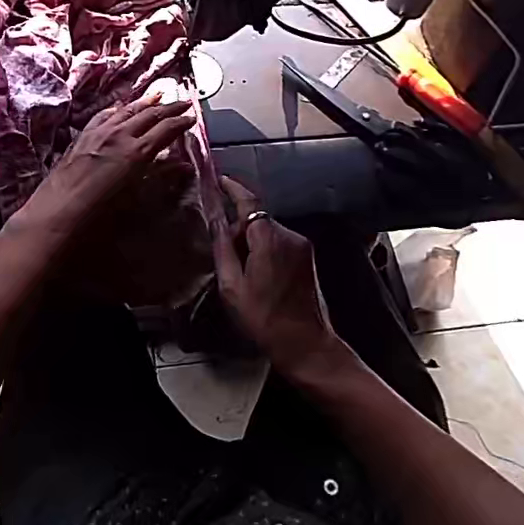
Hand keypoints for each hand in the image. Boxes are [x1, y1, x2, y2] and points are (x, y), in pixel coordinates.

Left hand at [12, 95, 195, 245]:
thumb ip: (160, 177)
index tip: (192, 117)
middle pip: (149, 114)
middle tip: (182, 102)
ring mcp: (99, 132)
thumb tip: (183, 166)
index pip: (166, 129)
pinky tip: (121, 108)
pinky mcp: (83, 136)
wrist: (58, 213)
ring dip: (144, 103)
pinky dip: (119, 109)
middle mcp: (119, 135)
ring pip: (127, 110)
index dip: (181, 122)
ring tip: (157, 96)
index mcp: (137, 151)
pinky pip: (105, 115)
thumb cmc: (100, 214)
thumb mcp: (136, 198)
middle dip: (168, 107)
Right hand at [209, 177, 359, 382]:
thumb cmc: (264, 319)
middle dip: (239, 231)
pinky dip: (266, 251)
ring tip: (243, 275)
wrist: (304, 344)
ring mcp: (302, 247)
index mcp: (269, 239)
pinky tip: (259, 277)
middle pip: (257, 220)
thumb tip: (215, 220)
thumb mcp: (231, 285)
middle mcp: (289, 236)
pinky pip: (280, 244)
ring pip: (268, 233)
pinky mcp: (308, 258)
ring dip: (252, 244)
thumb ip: (222, 247)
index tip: (219, 180)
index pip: (248, 202)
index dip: (232, 189)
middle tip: (225, 259)